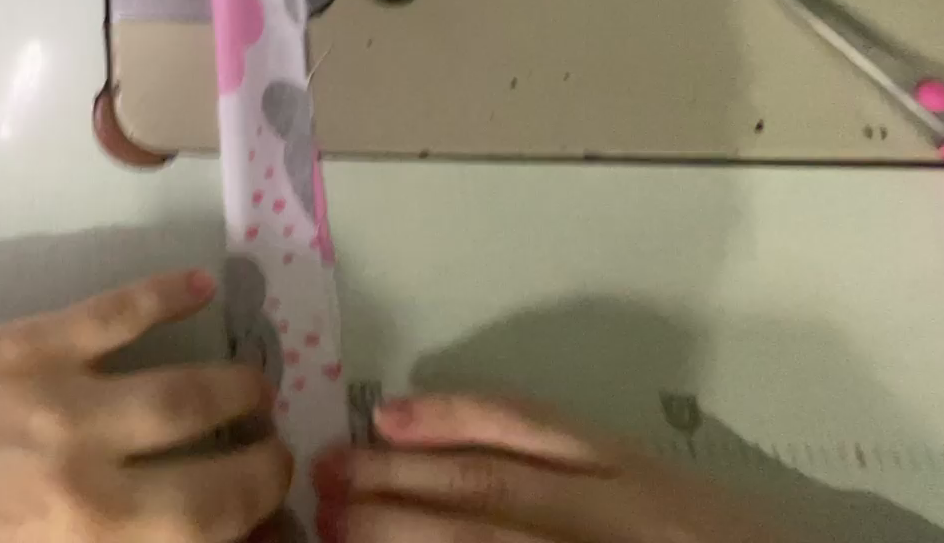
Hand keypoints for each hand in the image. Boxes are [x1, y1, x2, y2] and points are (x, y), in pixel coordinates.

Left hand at [0, 269, 292, 542]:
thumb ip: (97, 541)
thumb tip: (152, 522)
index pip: (207, 538)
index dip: (255, 526)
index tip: (275, 515)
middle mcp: (93, 481)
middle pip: (214, 476)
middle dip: (262, 466)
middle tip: (279, 453)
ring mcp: (64, 401)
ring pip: (182, 391)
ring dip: (234, 388)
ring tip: (258, 384)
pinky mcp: (28, 342)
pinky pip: (116, 313)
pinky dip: (165, 297)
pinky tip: (202, 287)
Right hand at [312, 395, 788, 542]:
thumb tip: (417, 540)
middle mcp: (615, 539)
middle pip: (480, 521)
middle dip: (387, 515)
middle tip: (317, 507)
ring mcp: (624, 489)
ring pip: (492, 471)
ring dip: (400, 467)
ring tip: (331, 463)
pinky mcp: (626, 452)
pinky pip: (528, 420)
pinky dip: (455, 413)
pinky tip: (396, 413)